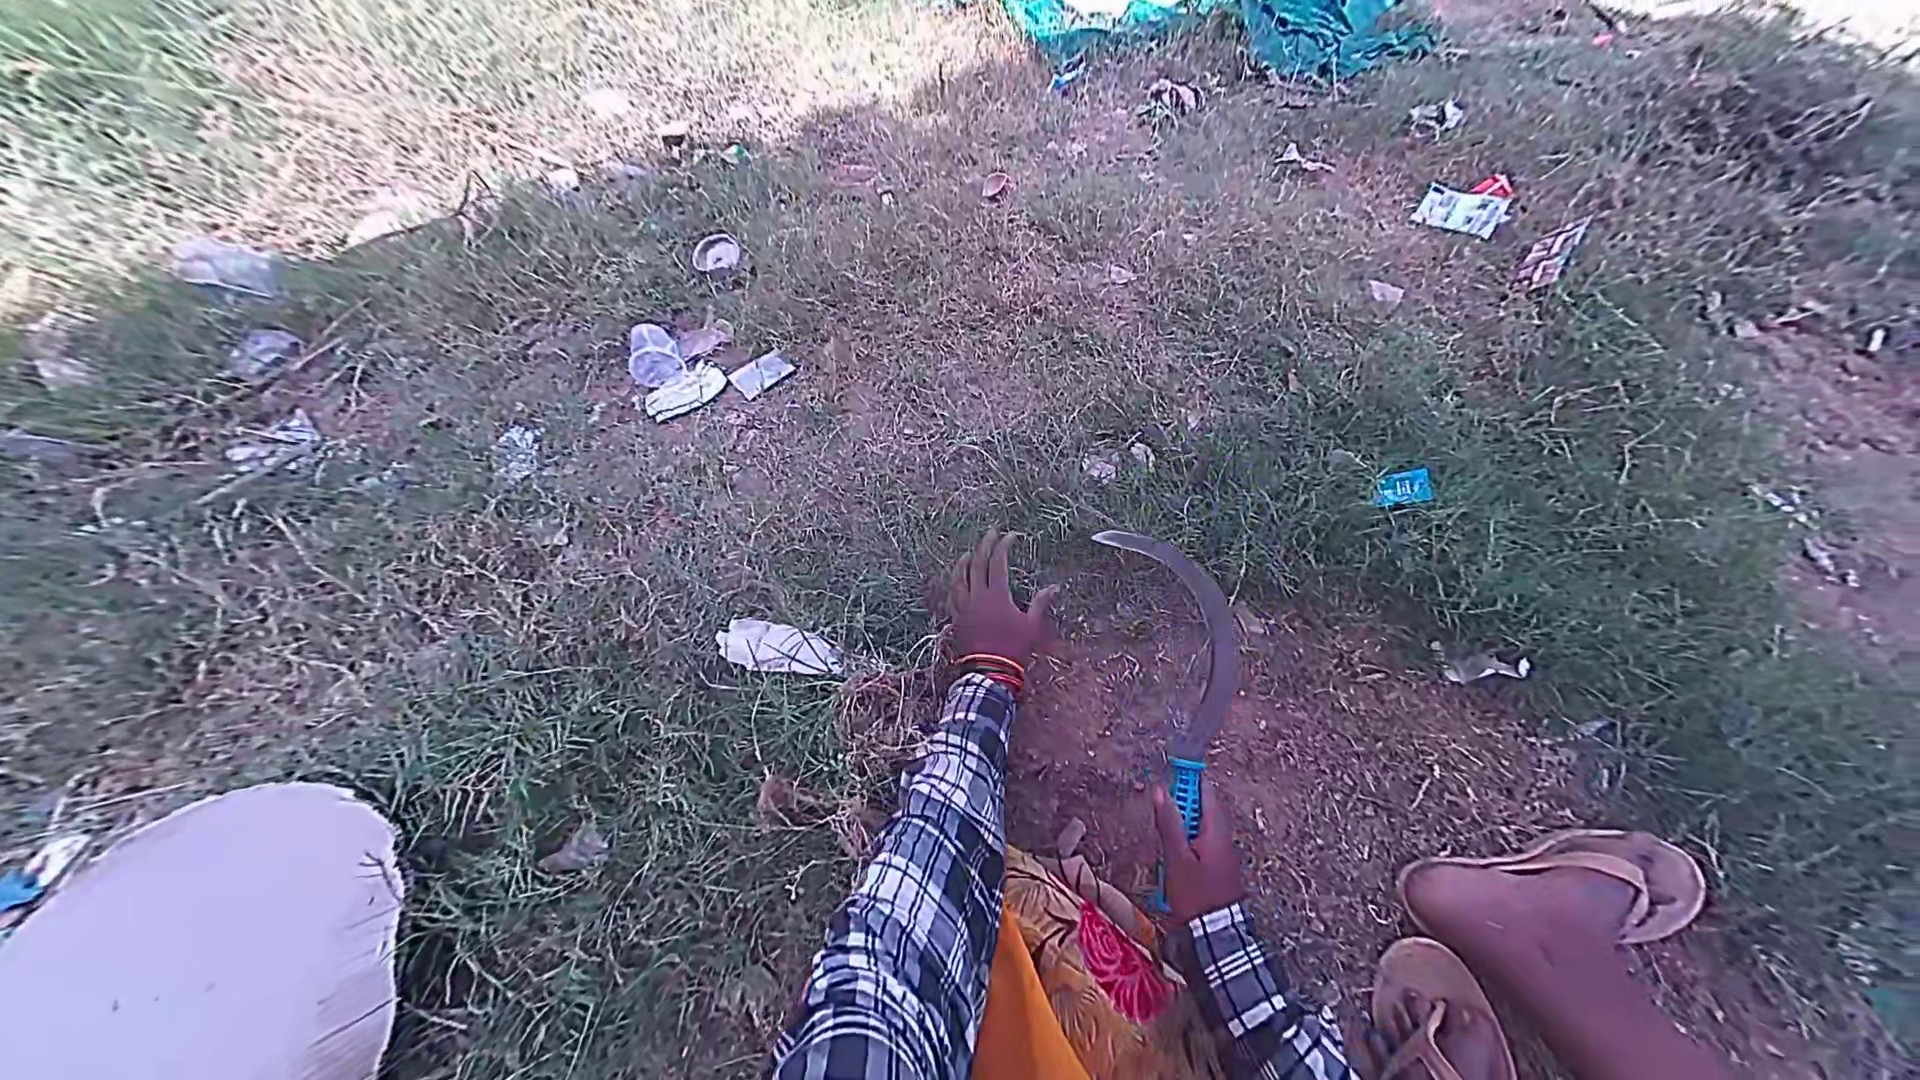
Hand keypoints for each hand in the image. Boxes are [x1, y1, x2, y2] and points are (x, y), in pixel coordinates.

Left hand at [948, 529, 1059, 666]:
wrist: (989, 671)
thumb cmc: (1013, 648)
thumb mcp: (1031, 625)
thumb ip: (1040, 603)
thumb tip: (1054, 587)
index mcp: (996, 595)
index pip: (997, 562)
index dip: (1003, 546)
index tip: (1010, 536)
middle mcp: (977, 596)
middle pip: (977, 563)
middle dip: (985, 546)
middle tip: (991, 534)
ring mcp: (963, 606)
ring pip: (960, 577)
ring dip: (965, 562)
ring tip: (970, 553)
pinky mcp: (956, 617)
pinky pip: (952, 594)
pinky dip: (956, 582)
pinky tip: (958, 579)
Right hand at [1153, 780, 1243, 922]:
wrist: (1216, 936)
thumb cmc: (1196, 894)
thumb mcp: (1176, 856)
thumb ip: (1169, 822)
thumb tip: (1160, 789)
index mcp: (1216, 831)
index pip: (1205, 792)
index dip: (1188, 780)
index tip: (1169, 775)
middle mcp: (1224, 839)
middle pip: (1204, 808)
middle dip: (1183, 802)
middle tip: (1162, 806)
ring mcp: (1224, 854)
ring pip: (1202, 826)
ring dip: (1184, 822)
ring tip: (1165, 832)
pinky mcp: (1219, 868)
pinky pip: (1203, 842)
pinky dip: (1188, 839)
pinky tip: (1175, 852)